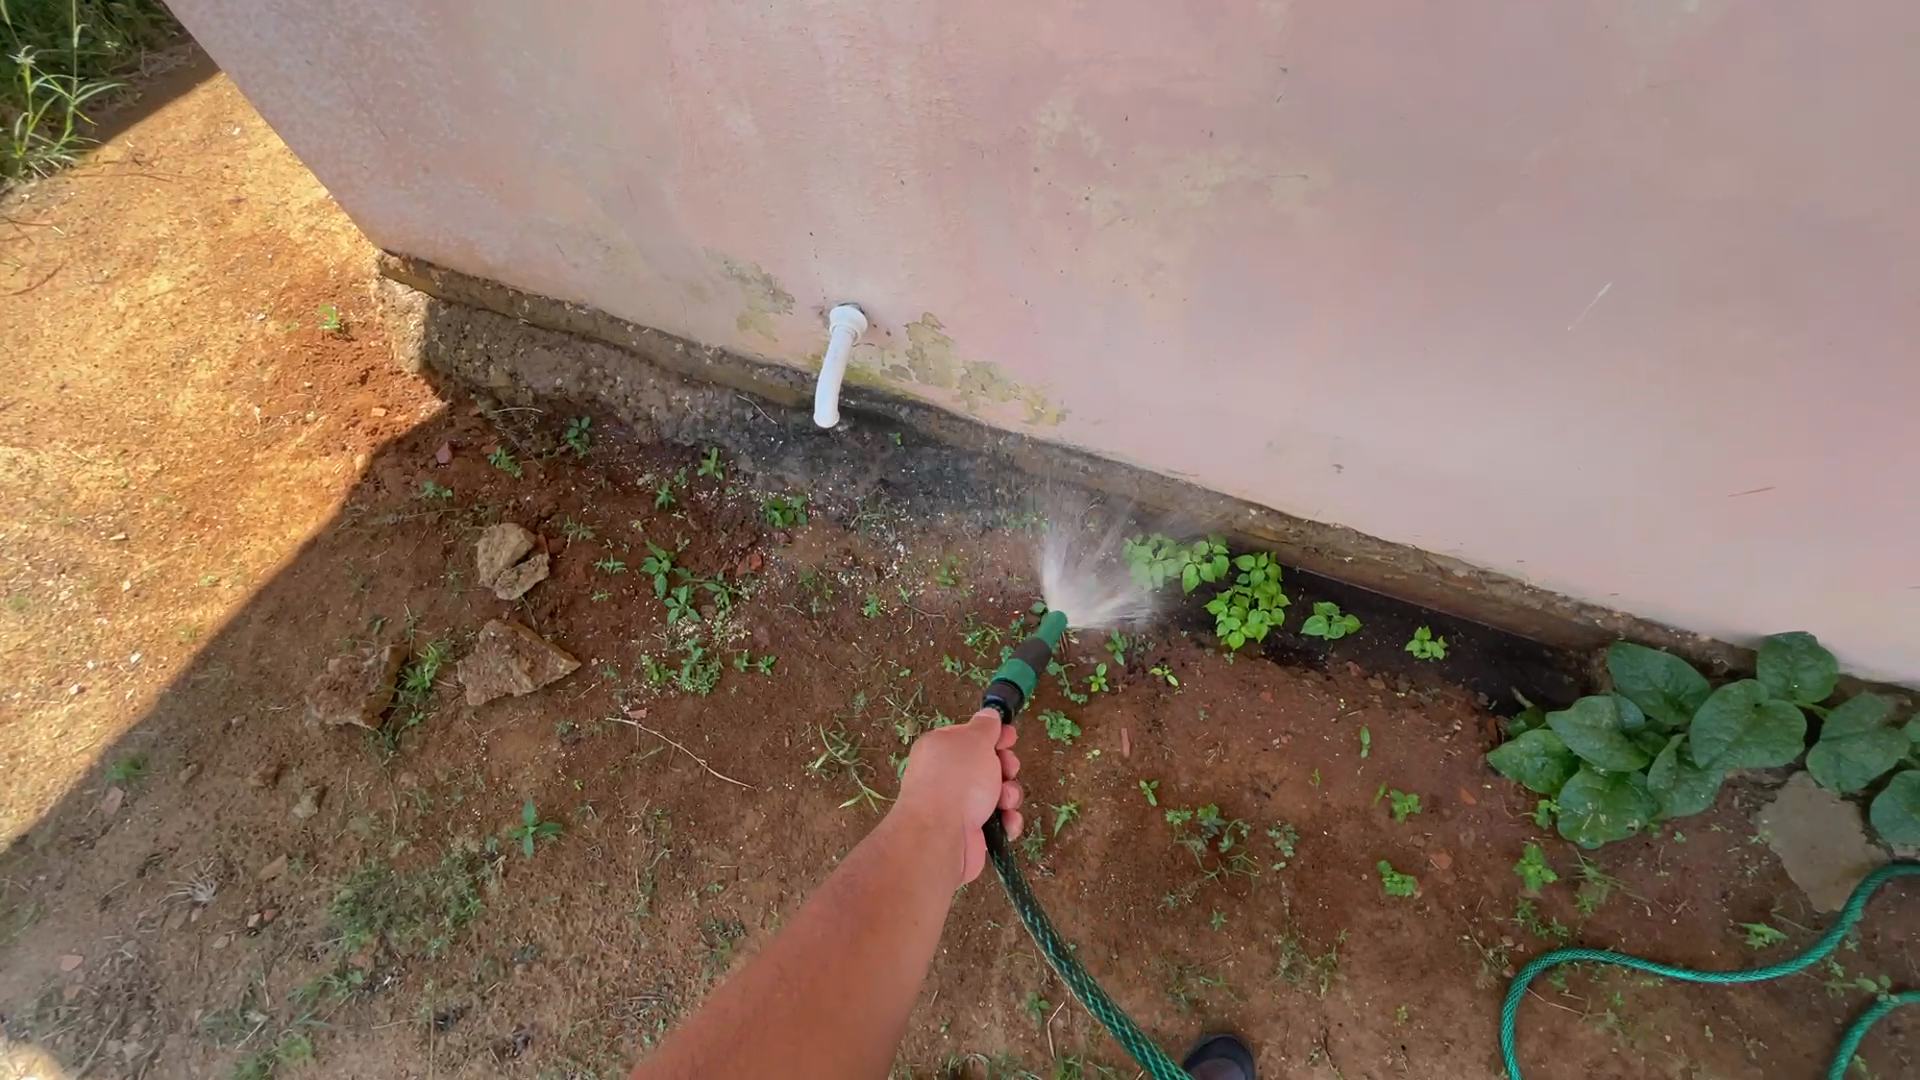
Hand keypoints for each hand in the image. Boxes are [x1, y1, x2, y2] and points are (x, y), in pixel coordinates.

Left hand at [894, 709, 1022, 884]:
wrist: (940, 835)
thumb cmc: (957, 779)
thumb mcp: (975, 740)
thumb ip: (985, 726)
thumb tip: (989, 714)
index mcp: (941, 748)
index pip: (970, 736)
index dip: (993, 736)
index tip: (1010, 737)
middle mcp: (947, 775)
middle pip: (988, 764)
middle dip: (1006, 767)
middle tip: (1009, 769)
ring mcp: (958, 805)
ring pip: (997, 793)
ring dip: (1009, 795)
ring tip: (1004, 801)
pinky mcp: (970, 832)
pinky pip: (997, 821)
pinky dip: (1006, 821)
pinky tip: (1006, 823)